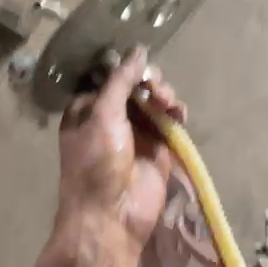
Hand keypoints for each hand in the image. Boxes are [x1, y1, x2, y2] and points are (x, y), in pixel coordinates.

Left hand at [57, 47, 186, 250]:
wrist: (111, 216)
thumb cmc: (96, 163)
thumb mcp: (102, 115)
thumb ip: (121, 81)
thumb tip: (138, 50)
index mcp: (88, 110)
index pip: (111, 78)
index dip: (127, 69)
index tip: (141, 66)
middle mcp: (111, 119)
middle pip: (136, 87)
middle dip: (149, 82)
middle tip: (156, 89)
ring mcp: (136, 135)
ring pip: (154, 102)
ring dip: (164, 96)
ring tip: (168, 103)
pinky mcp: (158, 149)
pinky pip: (170, 123)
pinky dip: (176, 115)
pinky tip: (179, 114)